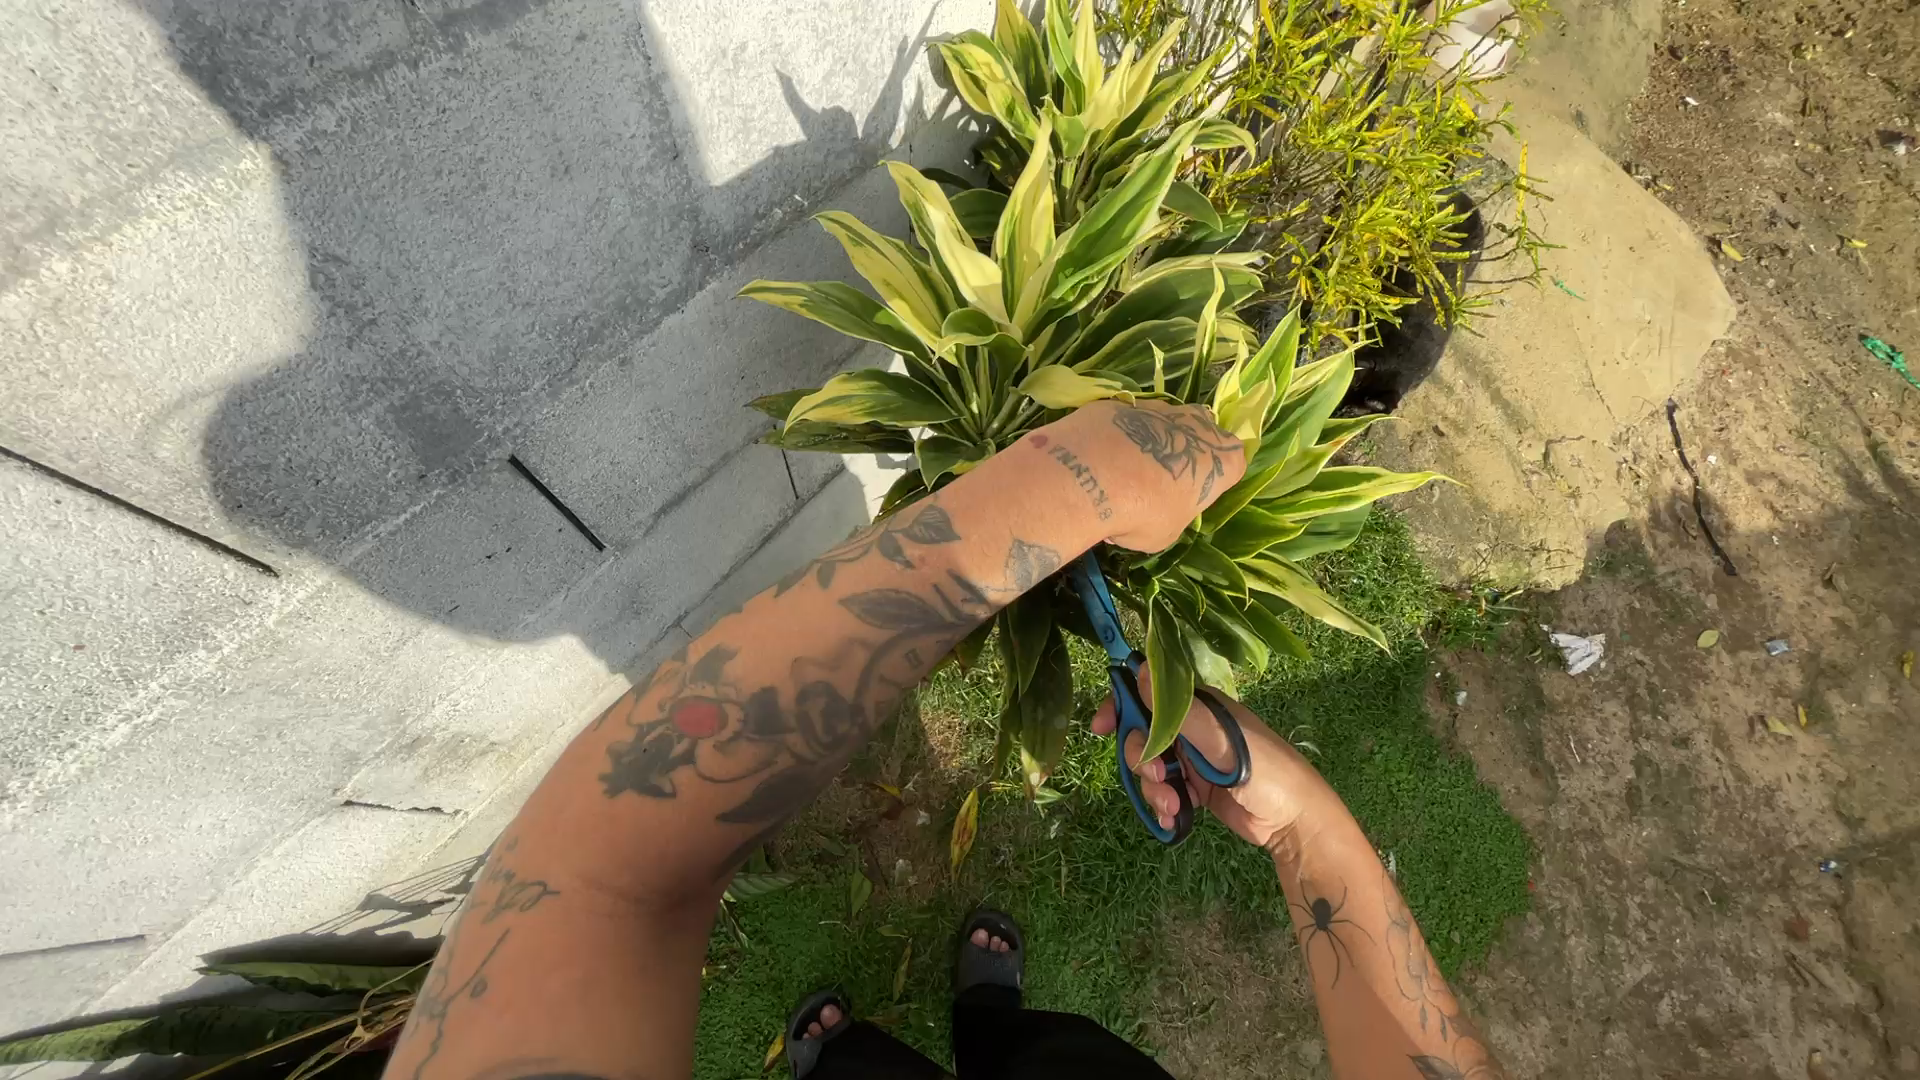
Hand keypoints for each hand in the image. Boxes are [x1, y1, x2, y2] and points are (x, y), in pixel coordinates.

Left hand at [1026, 400, 1245, 551]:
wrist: (1091, 477)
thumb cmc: (1143, 514)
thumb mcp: (1167, 532)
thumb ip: (1172, 515)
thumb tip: (1156, 512)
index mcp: (1223, 459)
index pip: (1233, 466)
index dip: (1212, 481)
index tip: (1192, 496)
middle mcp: (1197, 424)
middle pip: (1200, 434)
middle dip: (1185, 452)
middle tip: (1159, 481)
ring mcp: (1158, 407)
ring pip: (1162, 424)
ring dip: (1148, 442)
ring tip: (1121, 473)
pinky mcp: (1121, 403)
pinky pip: (1124, 422)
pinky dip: (1115, 437)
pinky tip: (1097, 459)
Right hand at [1091, 668, 1347, 855]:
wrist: (1294, 820)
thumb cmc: (1261, 766)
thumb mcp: (1216, 735)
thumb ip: (1174, 706)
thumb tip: (1140, 666)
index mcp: (1197, 705)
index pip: (1147, 694)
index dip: (1120, 706)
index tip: (1101, 727)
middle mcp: (1190, 728)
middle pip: (1141, 735)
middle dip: (1140, 759)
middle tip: (1156, 776)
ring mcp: (1192, 759)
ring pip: (1149, 767)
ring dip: (1153, 789)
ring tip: (1173, 807)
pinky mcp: (1194, 789)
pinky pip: (1163, 792)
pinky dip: (1163, 807)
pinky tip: (1173, 821)